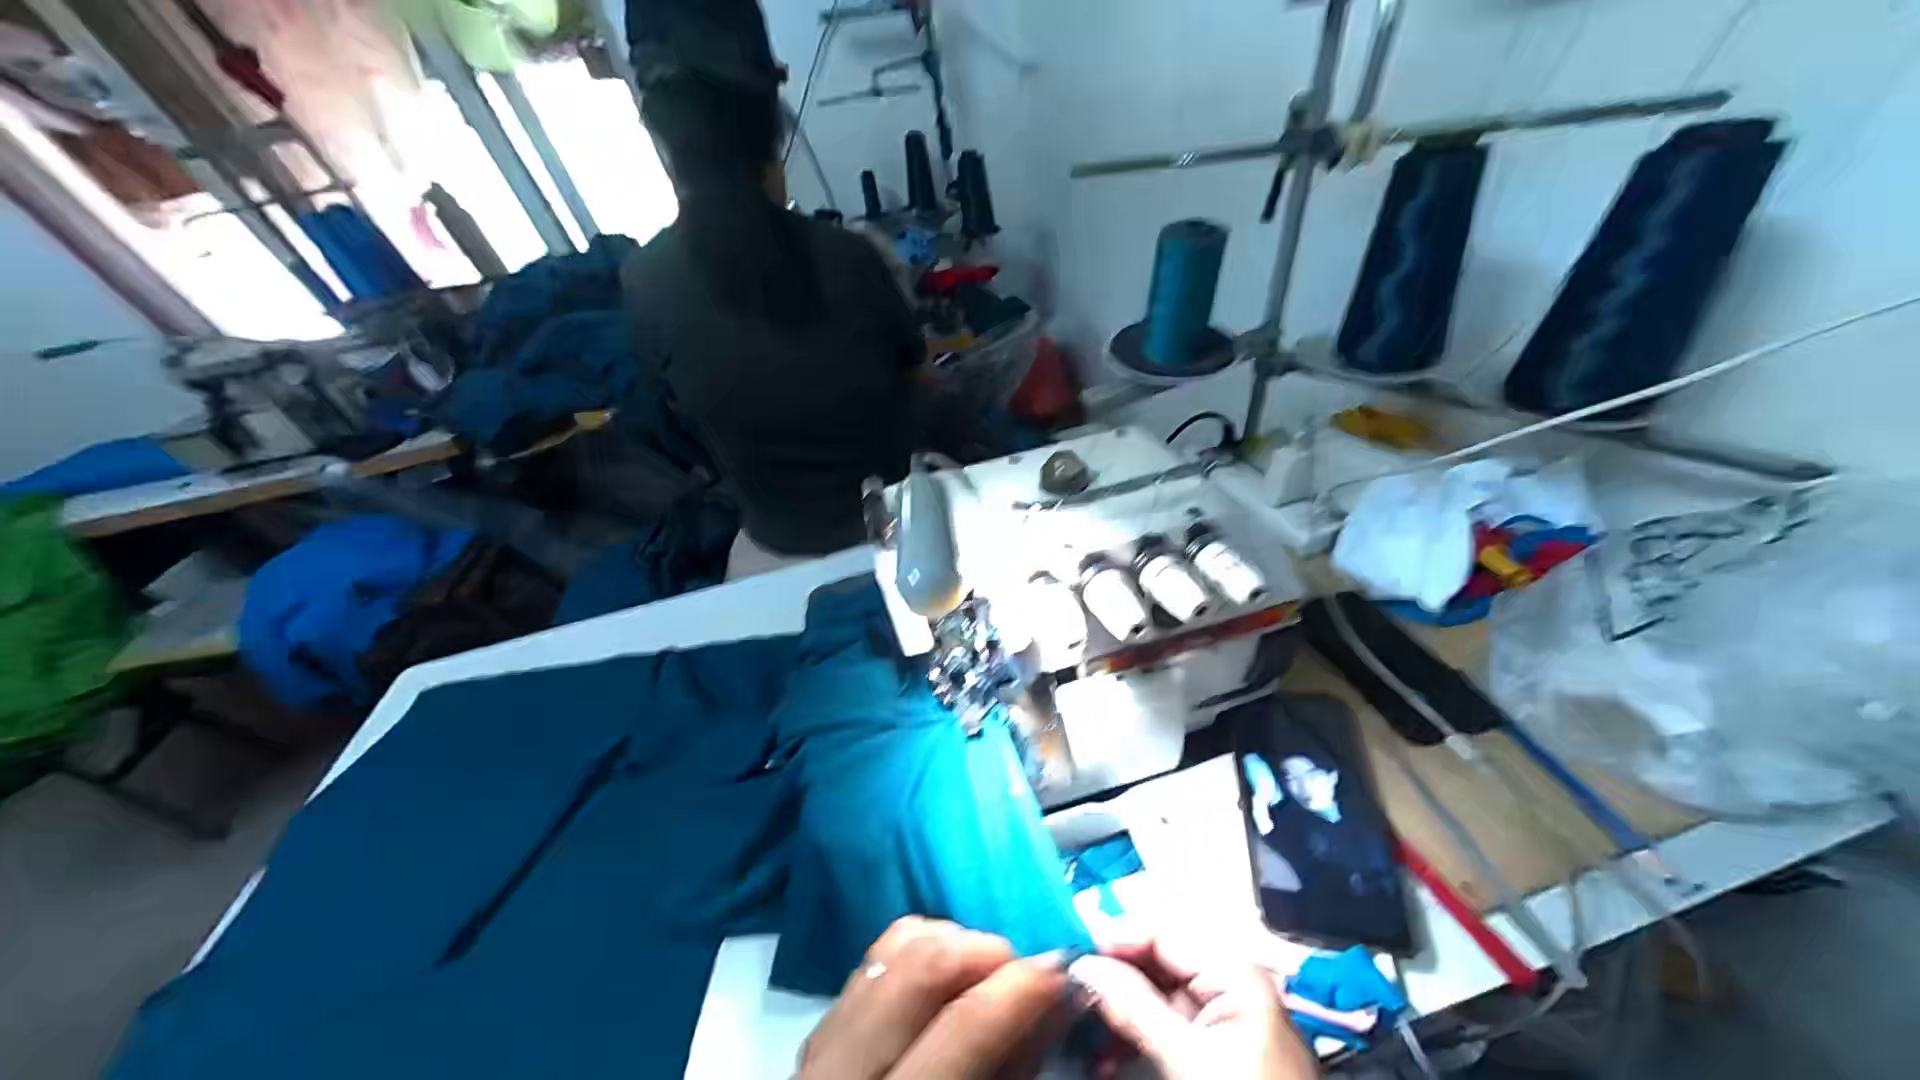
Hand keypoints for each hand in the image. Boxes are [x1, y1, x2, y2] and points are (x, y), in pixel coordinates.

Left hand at [798, 916, 1070, 1079]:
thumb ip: (1017, 1069)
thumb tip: (1055, 998)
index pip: (964, 1025)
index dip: (1021, 988)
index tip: (1062, 971)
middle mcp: (845, 1070)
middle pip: (922, 965)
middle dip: (986, 952)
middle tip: (1024, 972)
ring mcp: (824, 1043)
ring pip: (896, 946)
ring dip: (954, 945)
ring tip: (987, 972)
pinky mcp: (822, 1027)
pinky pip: (877, 956)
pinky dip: (921, 950)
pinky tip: (947, 975)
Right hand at [1070, 941, 1318, 1079]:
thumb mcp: (1189, 1060)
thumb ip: (1135, 1006)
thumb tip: (1084, 965)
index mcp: (1233, 972)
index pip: (1160, 933)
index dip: (1114, 937)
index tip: (1072, 950)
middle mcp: (1226, 983)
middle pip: (1154, 961)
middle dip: (1111, 975)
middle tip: (1070, 988)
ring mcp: (1218, 1017)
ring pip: (1153, 994)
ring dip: (1115, 1008)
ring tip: (1082, 1023)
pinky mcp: (1210, 1050)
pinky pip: (1162, 1024)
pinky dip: (1132, 1033)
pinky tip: (1105, 1051)